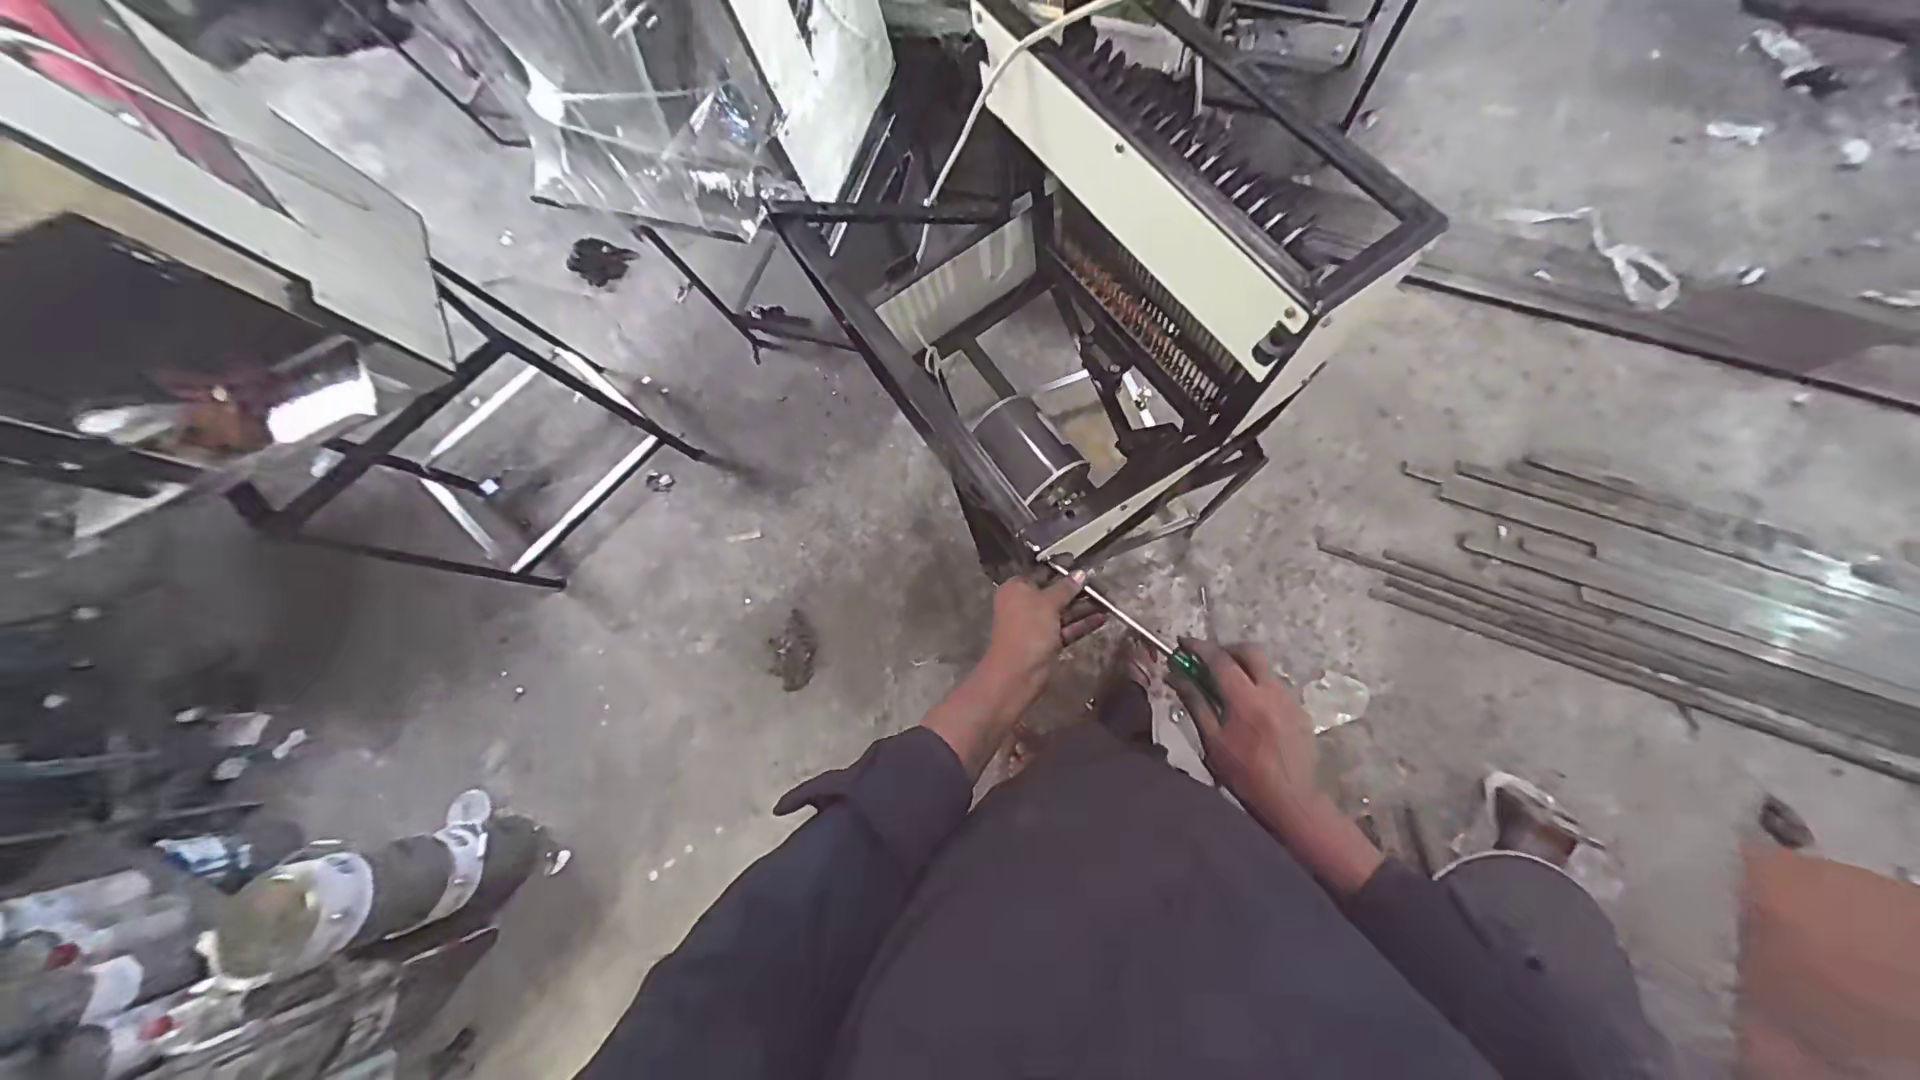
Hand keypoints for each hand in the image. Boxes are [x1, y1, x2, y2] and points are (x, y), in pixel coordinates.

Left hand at [980, 570, 1105, 706]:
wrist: (1019, 671)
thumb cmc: (1028, 628)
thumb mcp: (1047, 602)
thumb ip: (1065, 588)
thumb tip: (1081, 573)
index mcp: (1016, 589)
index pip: (1039, 573)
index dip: (1060, 568)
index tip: (1080, 563)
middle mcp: (1024, 604)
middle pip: (1053, 592)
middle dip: (1076, 589)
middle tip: (1100, 583)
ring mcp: (1036, 624)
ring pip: (1062, 611)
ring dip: (1083, 607)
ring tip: (1107, 600)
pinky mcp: (1047, 642)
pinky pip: (1066, 628)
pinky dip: (1082, 624)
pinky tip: (1102, 618)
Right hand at [1169, 639, 1382, 895]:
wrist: (1290, 800)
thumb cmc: (1243, 774)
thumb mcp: (1211, 740)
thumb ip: (1195, 702)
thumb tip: (1175, 676)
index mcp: (1246, 699)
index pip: (1220, 659)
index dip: (1199, 647)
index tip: (1183, 643)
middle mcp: (1271, 692)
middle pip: (1250, 651)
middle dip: (1226, 649)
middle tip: (1208, 660)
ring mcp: (1289, 700)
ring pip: (1265, 668)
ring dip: (1243, 668)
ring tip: (1226, 687)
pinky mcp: (1300, 711)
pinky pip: (1275, 686)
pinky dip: (1258, 685)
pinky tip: (1248, 707)